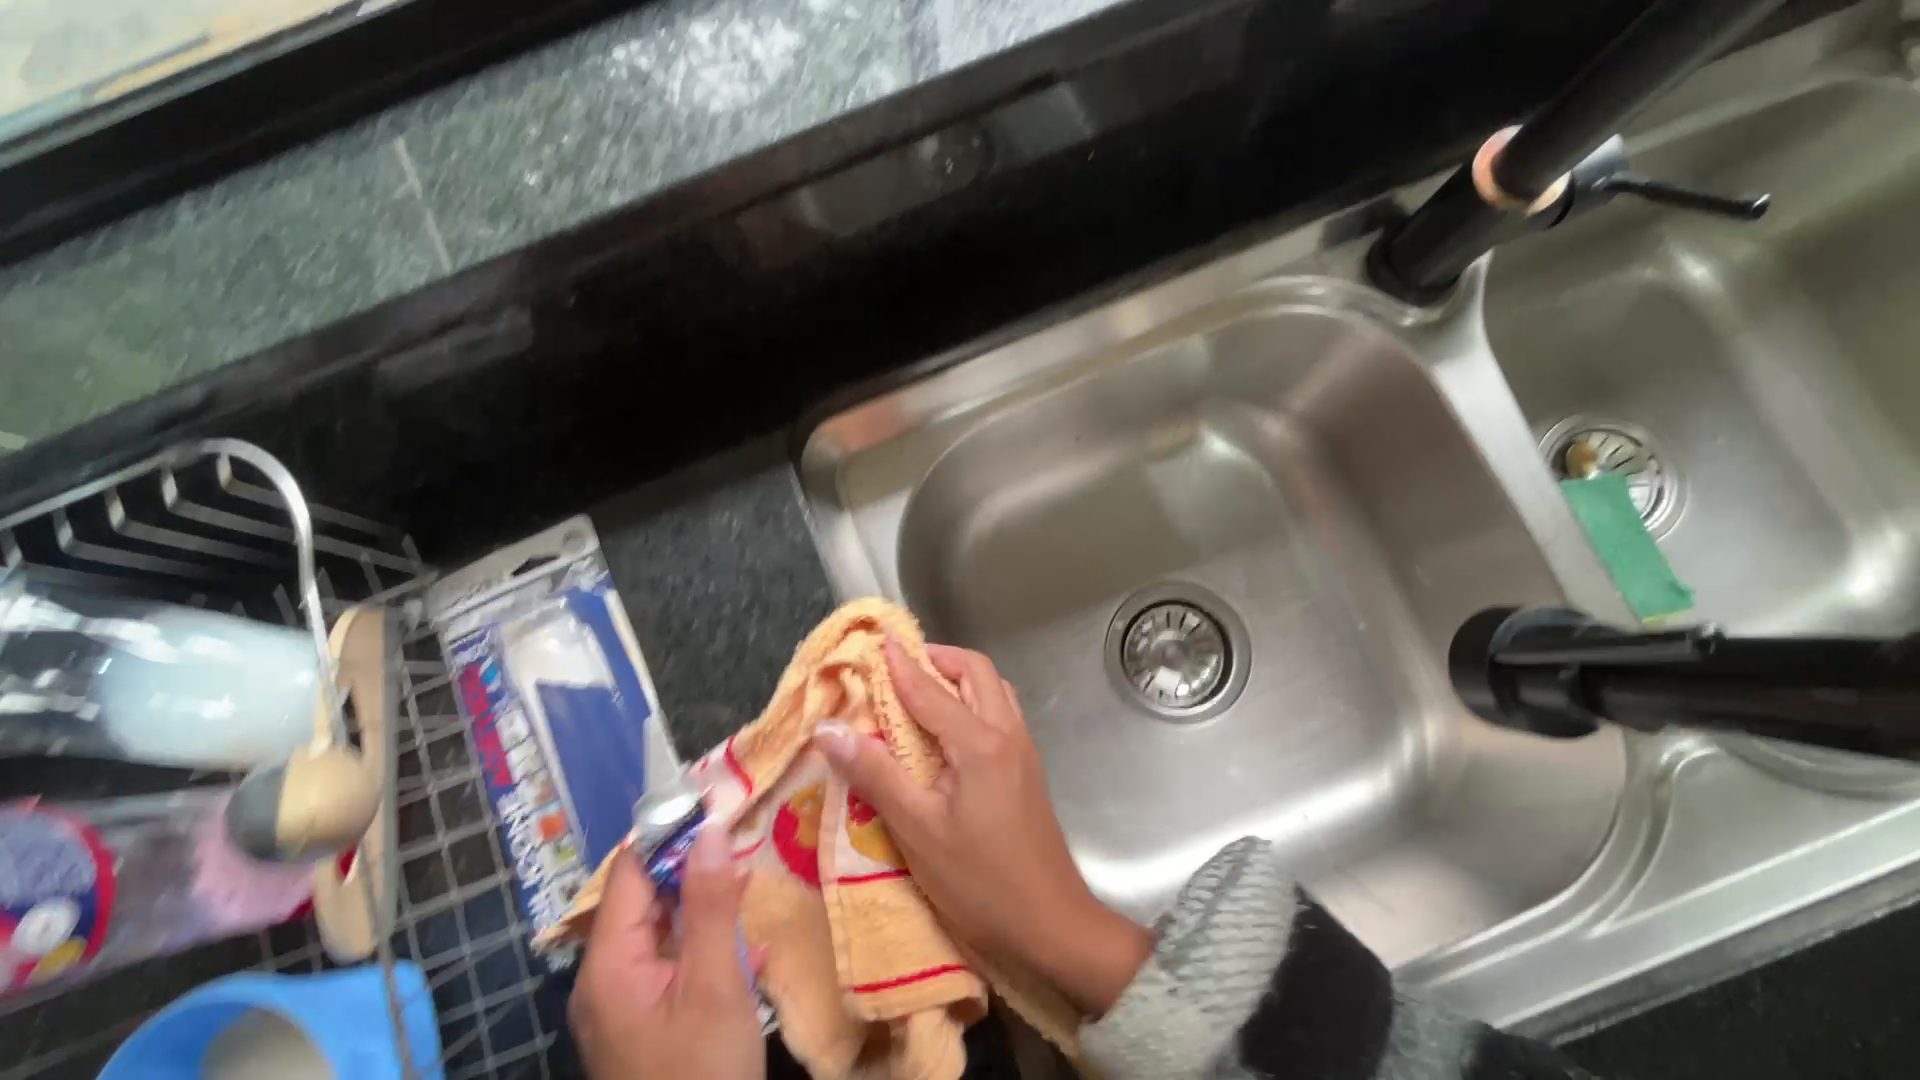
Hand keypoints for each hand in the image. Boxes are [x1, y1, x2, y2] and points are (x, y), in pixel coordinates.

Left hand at [569, 828, 764, 1079]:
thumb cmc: (702, 1072)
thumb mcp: (717, 985)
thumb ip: (711, 904)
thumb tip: (710, 829)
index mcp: (608, 964)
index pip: (630, 872)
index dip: (669, 833)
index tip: (715, 803)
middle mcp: (603, 978)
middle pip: (643, 899)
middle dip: (691, 868)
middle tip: (741, 842)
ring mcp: (621, 1003)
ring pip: (659, 931)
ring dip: (702, 906)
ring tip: (747, 883)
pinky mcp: (642, 1023)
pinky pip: (668, 964)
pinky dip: (702, 946)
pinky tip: (743, 947)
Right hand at [813, 640, 1152, 1015]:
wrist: (1050, 922)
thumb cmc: (979, 880)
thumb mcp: (916, 830)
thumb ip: (875, 773)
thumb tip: (829, 729)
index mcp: (979, 742)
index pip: (930, 688)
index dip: (899, 664)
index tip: (874, 642)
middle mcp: (1007, 733)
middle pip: (976, 671)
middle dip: (938, 658)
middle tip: (899, 666)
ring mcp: (1024, 750)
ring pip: (994, 689)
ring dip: (959, 678)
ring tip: (920, 691)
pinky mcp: (1028, 769)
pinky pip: (1001, 713)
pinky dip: (974, 701)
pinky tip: (949, 731)